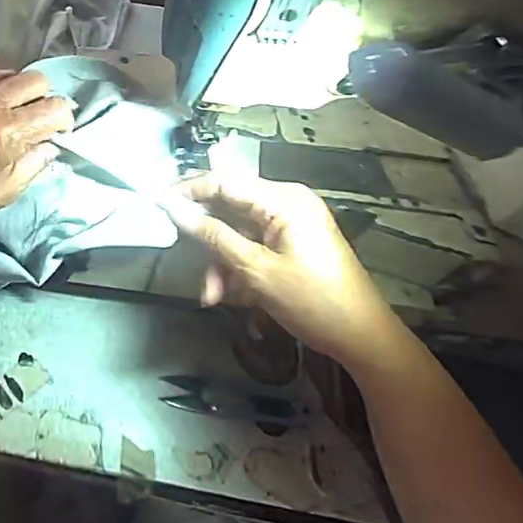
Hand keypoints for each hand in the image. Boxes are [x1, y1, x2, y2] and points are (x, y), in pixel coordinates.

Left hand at [0, 60, 73, 251]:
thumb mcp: (8, 190)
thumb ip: (37, 160)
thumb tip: (51, 141)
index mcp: (4, 133)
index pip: (54, 108)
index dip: (62, 120)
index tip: (56, 131)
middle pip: (35, 80)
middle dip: (42, 100)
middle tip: (32, 120)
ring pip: (7, 71)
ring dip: (14, 90)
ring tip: (5, 112)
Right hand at [171, 174, 411, 371]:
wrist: (365, 340)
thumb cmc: (314, 301)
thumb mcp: (256, 270)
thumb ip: (213, 236)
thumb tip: (175, 210)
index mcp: (284, 199)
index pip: (224, 181)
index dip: (188, 190)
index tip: (157, 203)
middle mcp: (287, 203)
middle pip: (229, 208)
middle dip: (206, 238)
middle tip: (184, 257)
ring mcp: (290, 224)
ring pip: (237, 232)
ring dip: (220, 262)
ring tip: (213, 294)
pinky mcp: (291, 244)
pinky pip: (252, 246)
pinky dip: (237, 268)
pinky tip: (229, 295)